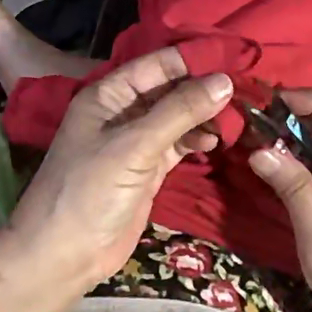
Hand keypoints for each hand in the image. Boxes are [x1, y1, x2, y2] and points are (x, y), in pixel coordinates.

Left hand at [7, 48, 232, 284]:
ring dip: (204, 116)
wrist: (64, 255)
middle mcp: (122, 112)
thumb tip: (224, 80)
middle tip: (247, 88)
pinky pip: (178, 144)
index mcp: (108, 95)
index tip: (235, 57)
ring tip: (238, 116)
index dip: (193, 59)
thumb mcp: (134, 146)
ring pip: (177, 118)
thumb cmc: (89, 190)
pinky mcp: (148, 169)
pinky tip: (216, 141)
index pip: (156, 64)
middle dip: (204, 88)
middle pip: (170, 89)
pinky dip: (196, 140)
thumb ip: (179, 112)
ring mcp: (135, 142)